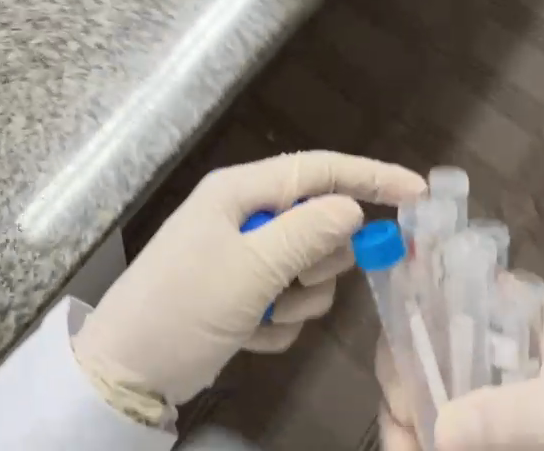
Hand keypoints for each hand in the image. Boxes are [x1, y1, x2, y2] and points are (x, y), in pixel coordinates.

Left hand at [74, 151, 425, 409]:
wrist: (126, 373)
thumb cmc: (183, 307)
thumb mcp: (250, 269)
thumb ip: (306, 233)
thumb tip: (352, 207)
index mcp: (240, 191)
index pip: (319, 171)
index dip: (370, 177)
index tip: (418, 193)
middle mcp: (243, 215)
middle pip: (318, 223)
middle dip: (317, 261)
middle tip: (291, 284)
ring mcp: (241, 255)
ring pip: (307, 269)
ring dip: (295, 299)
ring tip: (260, 313)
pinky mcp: (240, 294)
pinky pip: (287, 302)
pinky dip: (276, 322)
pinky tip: (246, 333)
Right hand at [377, 293, 543, 450]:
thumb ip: (507, 415)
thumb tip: (438, 429)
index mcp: (504, 311)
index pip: (438, 284)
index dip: (406, 307)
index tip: (401, 353)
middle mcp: (477, 340)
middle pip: (413, 340)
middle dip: (399, 379)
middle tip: (405, 419)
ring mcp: (470, 388)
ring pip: (410, 388)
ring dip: (398, 418)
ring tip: (405, 448)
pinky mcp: (468, 428)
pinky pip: (424, 427)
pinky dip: (408, 439)